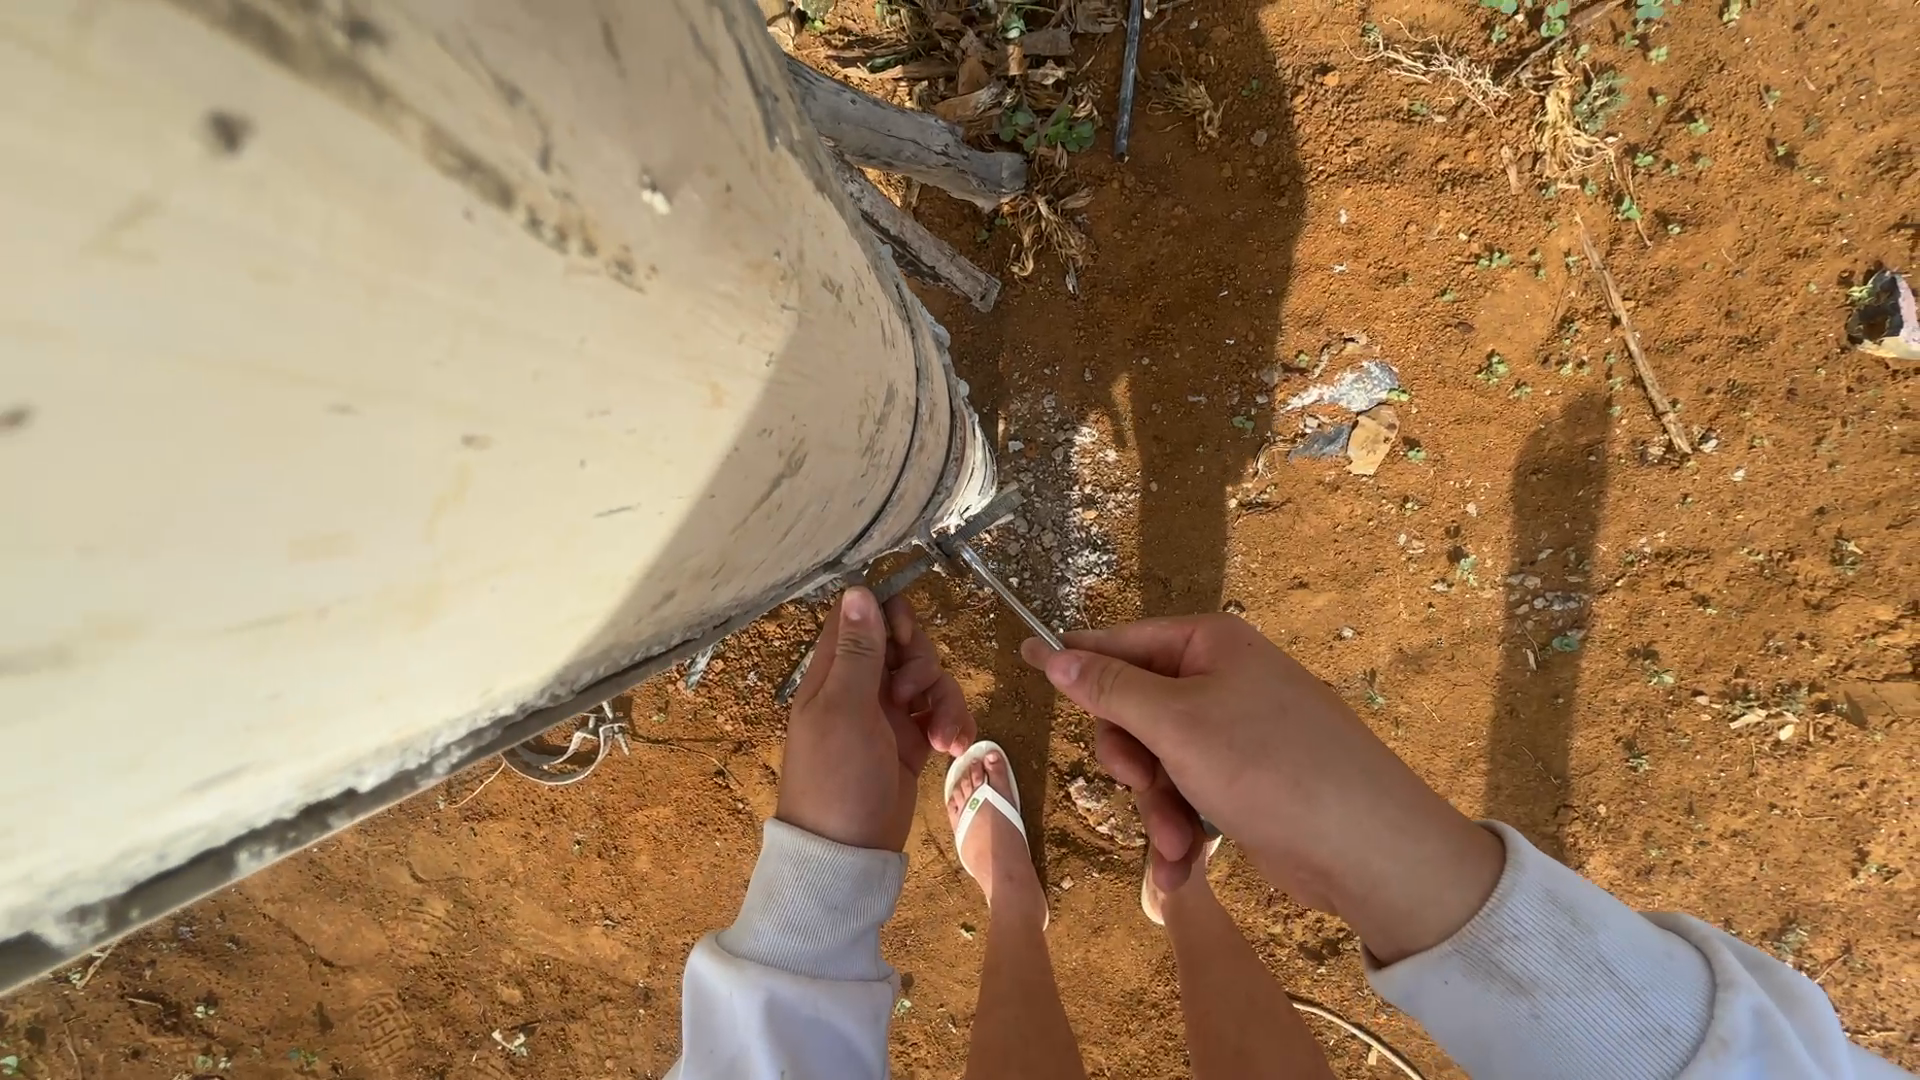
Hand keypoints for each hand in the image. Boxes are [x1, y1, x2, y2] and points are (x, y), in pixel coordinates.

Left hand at [777, 588, 974, 851]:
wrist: (848, 856)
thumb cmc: (837, 777)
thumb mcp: (845, 709)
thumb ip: (858, 651)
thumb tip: (858, 590)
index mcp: (834, 673)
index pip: (860, 619)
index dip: (887, 615)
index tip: (905, 635)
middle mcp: (862, 686)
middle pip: (903, 645)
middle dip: (921, 664)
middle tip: (913, 695)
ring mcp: (888, 714)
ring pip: (928, 679)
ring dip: (943, 700)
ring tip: (942, 738)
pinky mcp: (912, 740)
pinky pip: (940, 712)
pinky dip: (952, 723)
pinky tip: (954, 748)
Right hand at [1021, 615, 1502, 962]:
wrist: (1372, 852)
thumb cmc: (1267, 764)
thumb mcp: (1175, 722)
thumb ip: (1109, 688)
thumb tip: (1052, 652)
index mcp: (1209, 645)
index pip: (1122, 642)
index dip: (1076, 659)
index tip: (1027, 662)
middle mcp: (1220, 680)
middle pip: (1135, 708)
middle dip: (1132, 758)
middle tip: (1138, 783)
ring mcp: (1235, 732)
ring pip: (1157, 759)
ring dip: (1156, 804)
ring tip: (1173, 840)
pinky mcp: (1245, 780)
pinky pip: (1188, 792)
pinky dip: (1181, 826)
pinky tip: (1179, 868)